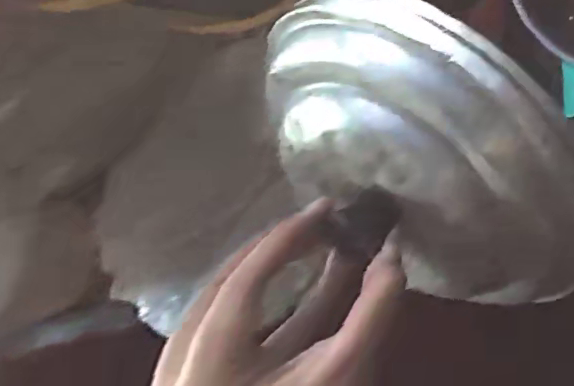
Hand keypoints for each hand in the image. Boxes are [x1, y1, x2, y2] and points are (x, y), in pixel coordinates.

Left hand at [153, 201, 405, 385]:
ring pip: (211, 310)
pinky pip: (216, 332)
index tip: (330, 205)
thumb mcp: (343, 370)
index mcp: (209, 362)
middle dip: (273, 246)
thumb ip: (373, 308)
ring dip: (262, 270)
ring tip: (308, 246)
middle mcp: (181, 371)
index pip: (247, 278)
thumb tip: (391, 251)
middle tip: (318, 220)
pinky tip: (295, 293)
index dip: (289, 235)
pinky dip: (257, 300)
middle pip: (219, 288)